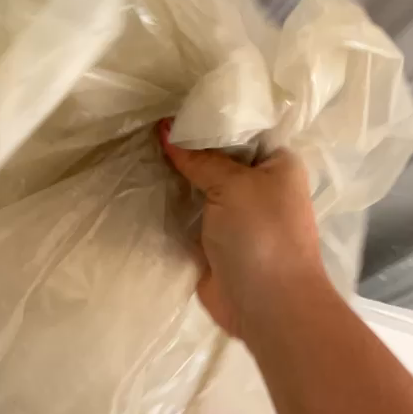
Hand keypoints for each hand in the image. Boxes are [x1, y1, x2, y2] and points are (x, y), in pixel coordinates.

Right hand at [158, 120, 332, 338]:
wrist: (268, 306)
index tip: (170, 107)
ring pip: (197, 188)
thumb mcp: (233, 185)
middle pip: (215, 159)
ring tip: (136, 151)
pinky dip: (168, 206)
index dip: (207, 119)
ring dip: (173, 178)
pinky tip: (141, 186)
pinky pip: (186, 216)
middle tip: (143, 127)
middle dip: (185, 148)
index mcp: (276, 165)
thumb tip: (165, 129)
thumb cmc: (262, 235)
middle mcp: (257, 187)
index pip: (241, 130)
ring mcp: (233, 216)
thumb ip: (199, 158)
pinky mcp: (211, 241)